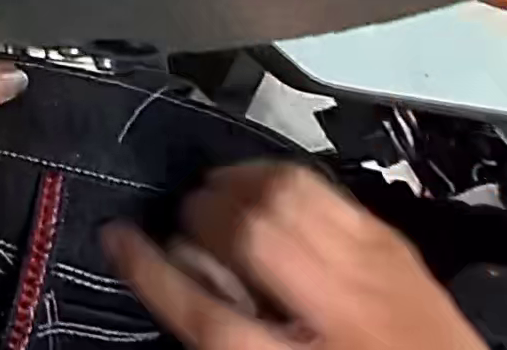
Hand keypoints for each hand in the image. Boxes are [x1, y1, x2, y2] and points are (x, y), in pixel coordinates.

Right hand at [102, 163, 483, 349]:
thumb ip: (229, 331)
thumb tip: (180, 270)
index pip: (208, 317)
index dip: (150, 270)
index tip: (115, 237)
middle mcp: (345, 320)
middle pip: (249, 235)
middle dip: (199, 217)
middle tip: (185, 227)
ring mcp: (375, 273)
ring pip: (283, 195)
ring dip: (234, 188)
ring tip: (219, 200)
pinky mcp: (390, 242)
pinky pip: (317, 184)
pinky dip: (274, 176)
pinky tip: (261, 187)